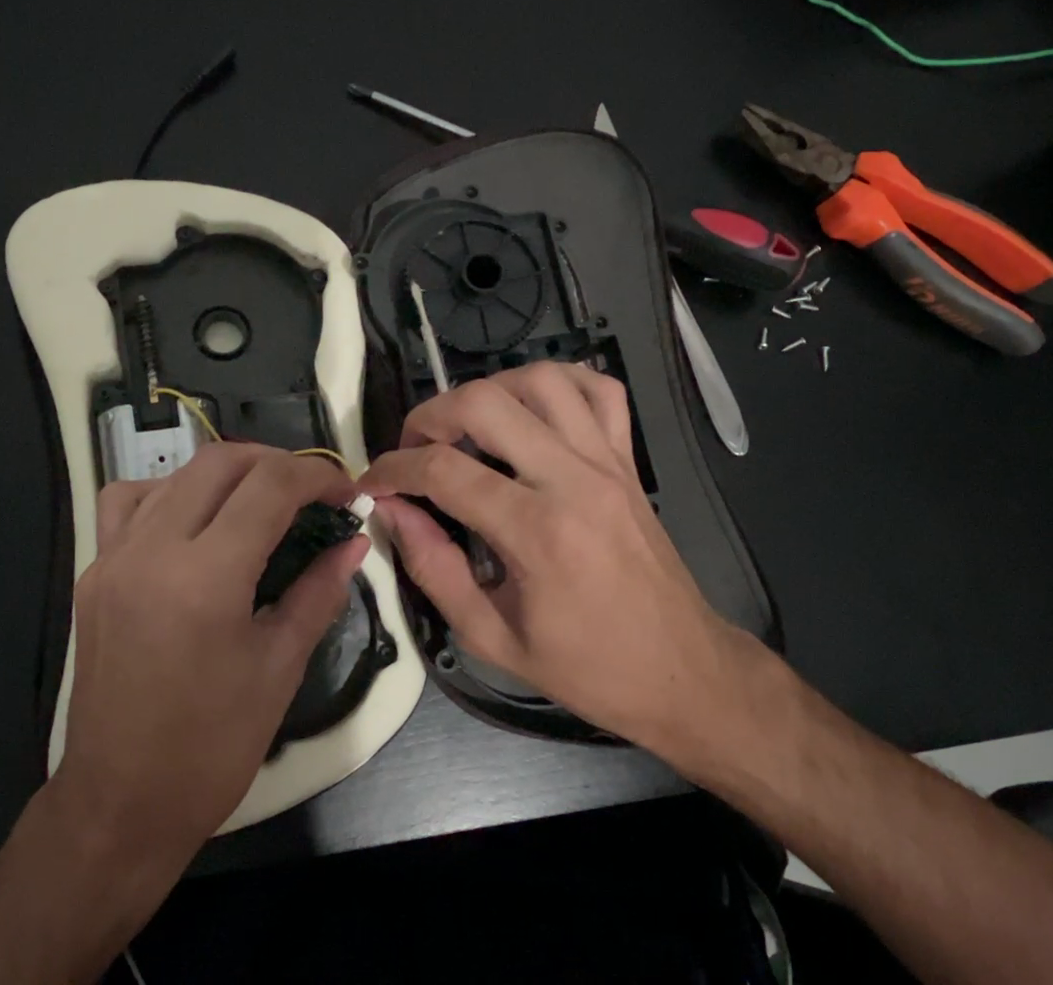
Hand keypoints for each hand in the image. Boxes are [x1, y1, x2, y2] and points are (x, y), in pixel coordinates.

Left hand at [57, 444, 367, 850]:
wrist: (121, 802)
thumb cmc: (212, 747)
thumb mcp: (279, 668)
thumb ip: (318, 593)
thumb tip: (353, 544)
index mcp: (205, 577)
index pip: (269, 487)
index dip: (317, 476)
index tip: (347, 491)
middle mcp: (151, 550)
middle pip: (219, 463)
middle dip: (275, 464)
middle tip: (312, 494)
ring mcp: (112, 559)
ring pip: (171, 475)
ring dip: (223, 474)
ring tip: (259, 503)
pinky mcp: (93, 576)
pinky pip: (127, 506)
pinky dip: (167, 494)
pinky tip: (193, 525)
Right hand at [359, 363, 748, 759]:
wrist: (679, 671)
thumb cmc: (584, 667)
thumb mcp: (490, 637)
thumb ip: (433, 569)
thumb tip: (392, 513)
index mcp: (537, 532)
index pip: (444, 471)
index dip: (393, 470)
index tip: (373, 484)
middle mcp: (573, 480)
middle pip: (486, 404)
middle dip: (430, 417)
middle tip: (412, 451)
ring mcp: (608, 462)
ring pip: (541, 380)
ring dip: (489, 391)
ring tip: (466, 428)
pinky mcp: (628, 461)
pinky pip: (599, 391)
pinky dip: (558, 383)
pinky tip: (531, 410)